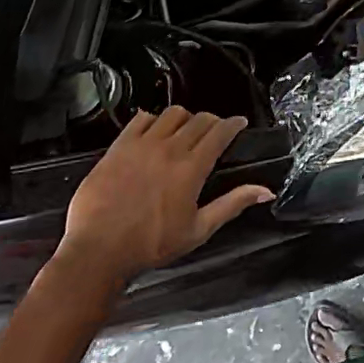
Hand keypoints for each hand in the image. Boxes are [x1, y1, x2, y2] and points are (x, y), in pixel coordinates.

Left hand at [57, 107, 274, 284]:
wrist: (100, 248)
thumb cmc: (150, 245)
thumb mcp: (198, 230)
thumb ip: (232, 205)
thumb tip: (264, 191)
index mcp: (191, 169)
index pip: (219, 133)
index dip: (233, 124)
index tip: (239, 123)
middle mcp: (168, 149)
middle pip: (198, 119)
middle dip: (212, 120)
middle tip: (215, 129)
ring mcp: (142, 144)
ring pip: (171, 114)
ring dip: (184, 118)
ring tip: (185, 129)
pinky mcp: (119, 145)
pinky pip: (140, 118)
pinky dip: (152, 119)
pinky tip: (153, 130)